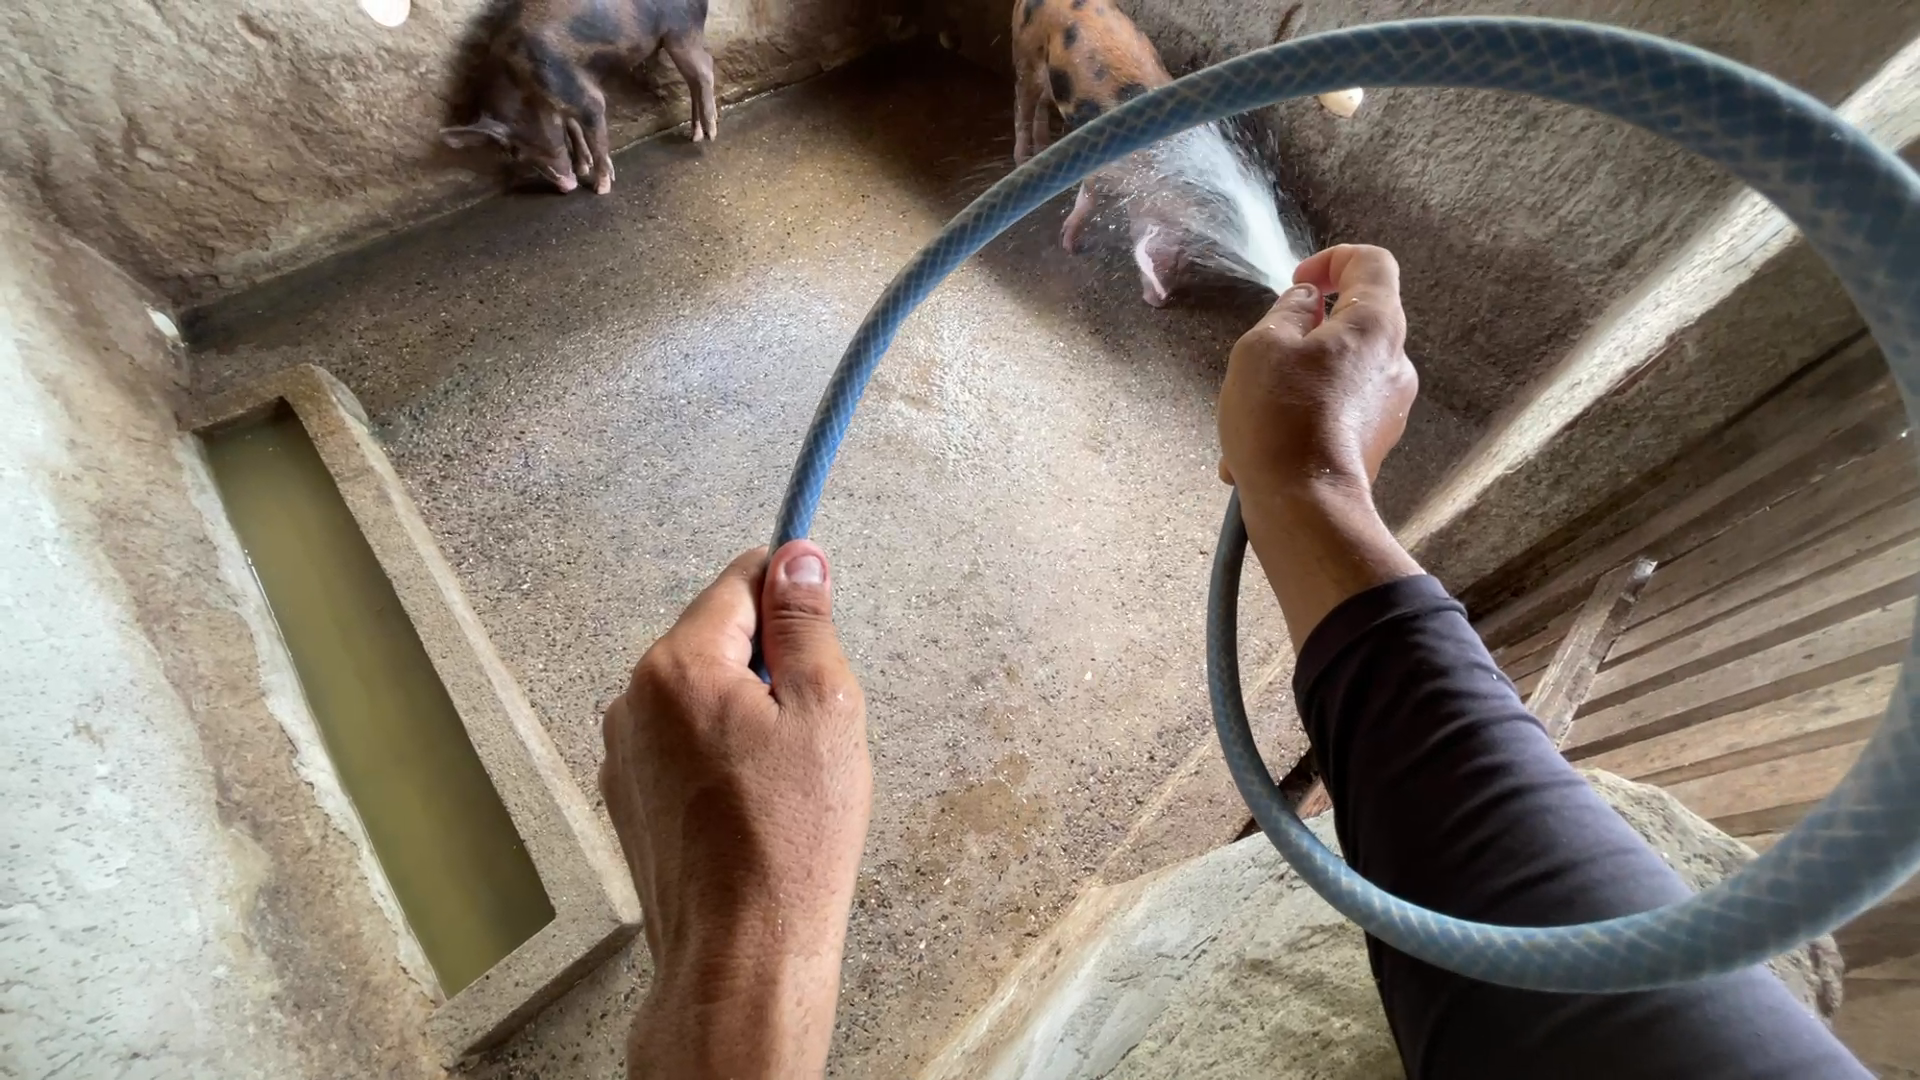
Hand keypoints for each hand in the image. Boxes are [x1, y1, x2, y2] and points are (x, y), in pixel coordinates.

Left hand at [600, 541, 870, 1079]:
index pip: (741, 580)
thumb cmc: (795, 831)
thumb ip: (806, 622)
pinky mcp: (628, 791)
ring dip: (748, 701)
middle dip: (772, 657)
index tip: (822, 622)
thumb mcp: (824, 708)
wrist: (741, 955)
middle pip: (719, 633)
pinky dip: (722, 741)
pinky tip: (753, 795)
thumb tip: (800, 555)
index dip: (791, 591)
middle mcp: (634, 696)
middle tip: (813, 719)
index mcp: (680, 664)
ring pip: (704, 685)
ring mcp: (623, 748)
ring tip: (786, 766)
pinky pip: (684, 733)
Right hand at [1217, 244, 1417, 500]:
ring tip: (1248, 421)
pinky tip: (1259, 451)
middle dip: (1302, 336)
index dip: (1333, 259)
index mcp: (1374, 324)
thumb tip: (1303, 304)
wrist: (1303, 504)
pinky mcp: (1375, 444)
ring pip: (1336, 375)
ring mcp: (1390, 407)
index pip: (1371, 262)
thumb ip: (1284, 313)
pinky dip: (1299, 421)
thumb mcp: (1260, 348)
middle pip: (1352, 325)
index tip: (1298, 281)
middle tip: (1262, 361)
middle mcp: (1394, 361)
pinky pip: (1334, 415)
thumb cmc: (1277, 416)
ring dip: (1292, 386)